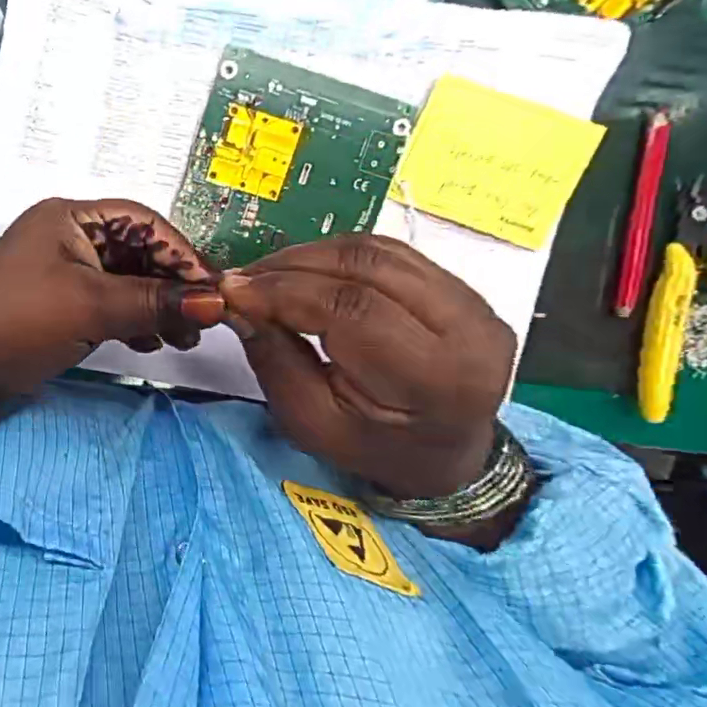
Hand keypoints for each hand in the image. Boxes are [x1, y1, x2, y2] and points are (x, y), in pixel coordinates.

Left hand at [0, 198, 225, 455]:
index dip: (182, 254)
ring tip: (179, 338)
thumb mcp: (89, 307)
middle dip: (170, 285)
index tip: (213, 290)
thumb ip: (152, 301)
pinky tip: (148, 341)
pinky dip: (131, 320)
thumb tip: (214, 301)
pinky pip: (108, 304)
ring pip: (125, 281)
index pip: (144, 223)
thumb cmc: (15, 324)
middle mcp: (67, 238)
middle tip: (200, 320)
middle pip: (137, 252)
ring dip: (154, 307)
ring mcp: (62, 273)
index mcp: (69, 218)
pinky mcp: (58, 305)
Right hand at [219, 235, 515, 500]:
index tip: (233, 291)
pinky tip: (302, 272)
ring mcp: (473, 301)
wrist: (443, 455)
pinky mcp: (463, 287)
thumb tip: (237, 305)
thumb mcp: (311, 424)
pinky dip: (336, 256)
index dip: (284, 291)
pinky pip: (391, 254)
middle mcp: (467, 328)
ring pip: (377, 251)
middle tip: (241, 281)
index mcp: (432, 377)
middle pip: (366, 267)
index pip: (351, 308)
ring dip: (310, 256)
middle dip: (291, 267)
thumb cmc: (373, 449)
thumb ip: (275, 361)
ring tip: (264, 276)